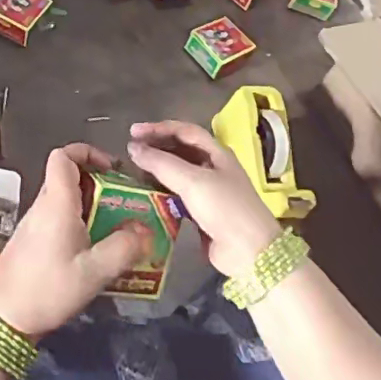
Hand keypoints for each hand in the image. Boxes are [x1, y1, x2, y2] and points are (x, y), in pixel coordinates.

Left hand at [0, 144, 153, 337]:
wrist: (2, 318)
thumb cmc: (47, 289)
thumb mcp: (94, 272)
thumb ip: (123, 248)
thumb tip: (144, 230)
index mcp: (57, 204)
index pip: (63, 156)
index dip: (88, 152)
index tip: (113, 169)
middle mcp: (44, 206)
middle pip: (70, 177)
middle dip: (100, 184)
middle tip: (125, 204)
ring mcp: (36, 224)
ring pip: (66, 200)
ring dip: (93, 206)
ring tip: (118, 229)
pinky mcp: (33, 241)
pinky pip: (60, 219)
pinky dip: (81, 224)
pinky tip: (96, 250)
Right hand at [127, 121, 280, 276]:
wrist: (250, 251)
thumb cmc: (224, 208)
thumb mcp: (192, 181)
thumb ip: (161, 163)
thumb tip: (133, 147)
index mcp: (217, 153)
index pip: (185, 131)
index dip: (158, 128)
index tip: (133, 131)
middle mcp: (213, 167)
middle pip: (181, 149)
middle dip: (156, 146)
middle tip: (131, 149)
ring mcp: (209, 190)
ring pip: (178, 172)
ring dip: (157, 168)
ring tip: (134, 169)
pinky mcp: (202, 212)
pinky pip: (177, 194)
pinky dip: (161, 190)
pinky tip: (146, 193)